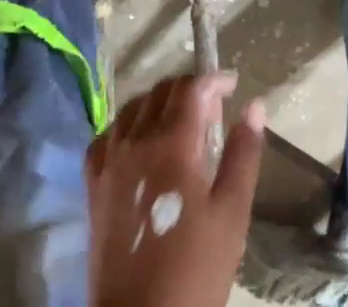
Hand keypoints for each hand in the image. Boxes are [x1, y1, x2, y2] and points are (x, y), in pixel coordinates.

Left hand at [87, 74, 265, 306]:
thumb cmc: (196, 268)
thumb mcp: (232, 213)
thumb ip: (243, 154)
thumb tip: (255, 106)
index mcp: (170, 144)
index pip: (190, 89)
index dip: (213, 79)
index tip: (233, 84)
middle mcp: (134, 141)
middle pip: (159, 93)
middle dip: (188, 89)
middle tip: (214, 109)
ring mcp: (108, 161)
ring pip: (131, 109)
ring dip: (158, 103)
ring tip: (182, 123)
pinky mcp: (92, 184)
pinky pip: (107, 136)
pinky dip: (127, 126)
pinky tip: (140, 143)